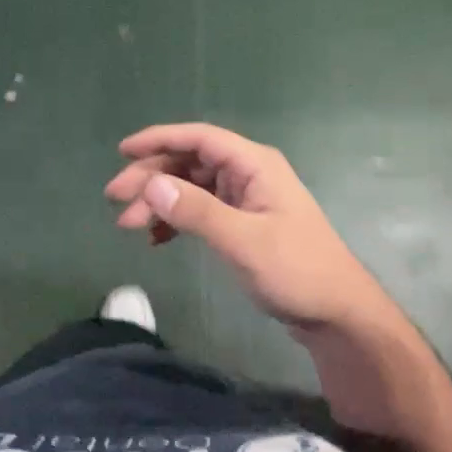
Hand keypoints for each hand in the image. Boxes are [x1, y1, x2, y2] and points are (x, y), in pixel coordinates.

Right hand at [104, 123, 391, 330]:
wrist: (336, 313)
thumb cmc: (296, 269)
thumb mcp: (243, 241)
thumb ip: (197, 211)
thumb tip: (151, 184)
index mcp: (255, 164)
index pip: (200, 137)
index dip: (160, 139)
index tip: (122, 152)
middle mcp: (250, 174)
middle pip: (192, 162)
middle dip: (153, 176)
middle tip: (115, 201)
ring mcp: (248, 199)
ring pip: (194, 187)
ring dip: (161, 201)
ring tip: (127, 226)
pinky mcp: (245, 225)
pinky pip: (202, 211)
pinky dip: (177, 219)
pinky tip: (155, 239)